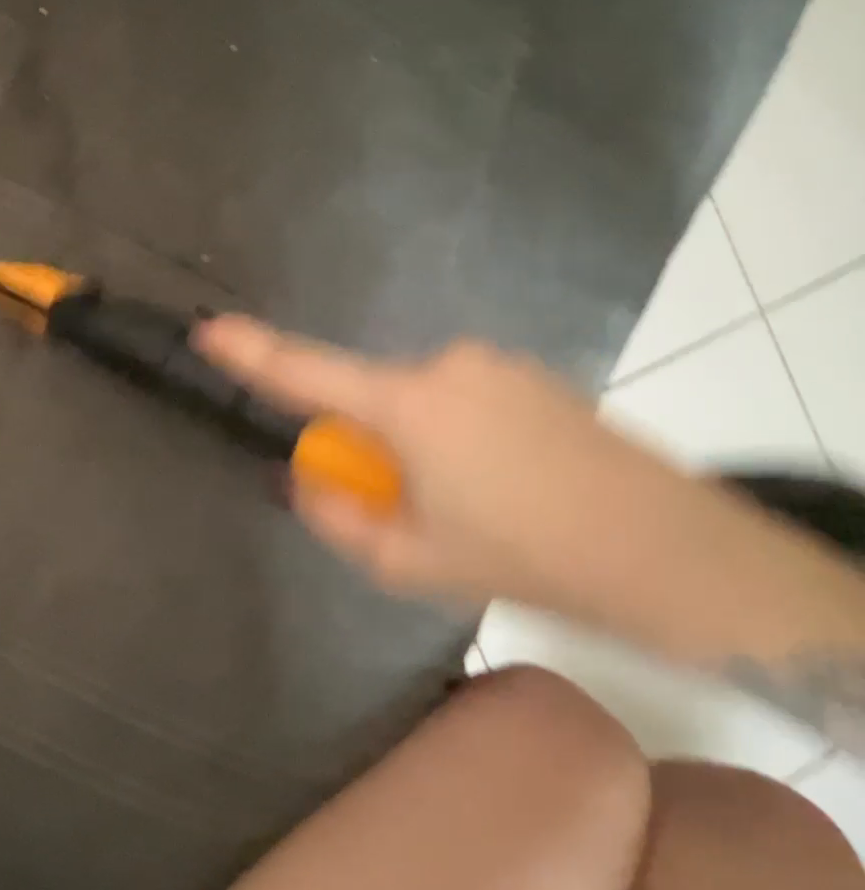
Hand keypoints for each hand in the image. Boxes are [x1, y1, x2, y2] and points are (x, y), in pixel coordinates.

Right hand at [192, 314, 724, 614]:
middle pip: (365, 398)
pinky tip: (505, 488)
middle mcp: (447, 366)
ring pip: (416, 404)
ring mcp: (498, 367)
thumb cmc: (528, 557)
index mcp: (408, 404)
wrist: (682, 560)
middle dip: (363, 445)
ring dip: (413, 445)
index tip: (206, 329)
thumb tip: (307, 479)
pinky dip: (456, 439)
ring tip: (469, 506)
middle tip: (406, 508)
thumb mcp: (406, 560)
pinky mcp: (537, 380)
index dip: (249, 350)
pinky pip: (461, 403)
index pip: (303, 371)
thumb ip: (334, 516)